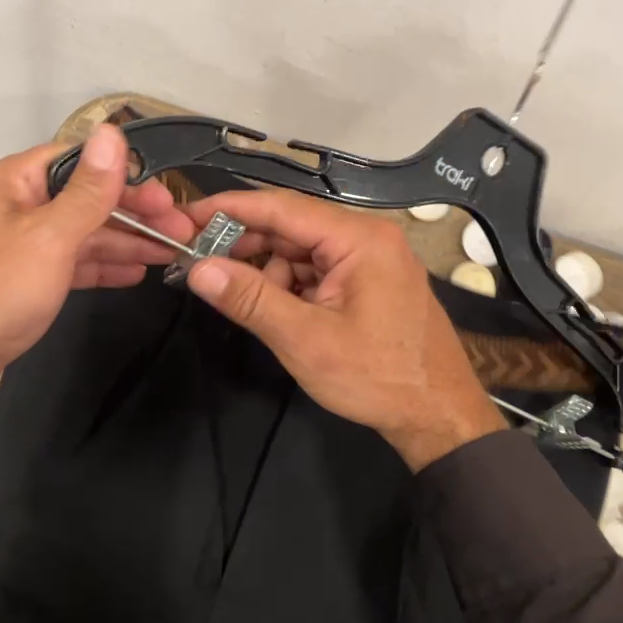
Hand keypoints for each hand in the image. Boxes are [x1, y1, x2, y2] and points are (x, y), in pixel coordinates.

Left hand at [0, 125, 194, 434]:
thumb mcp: (49, 238)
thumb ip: (87, 191)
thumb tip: (111, 133)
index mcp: (12, 182)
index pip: (79, 161)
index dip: (125, 175)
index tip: (164, 195)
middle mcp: (13, 207)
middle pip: (83, 199)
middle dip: (132, 214)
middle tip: (178, 230)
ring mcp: (17, 246)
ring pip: (79, 235)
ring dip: (123, 242)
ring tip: (169, 252)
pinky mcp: (21, 282)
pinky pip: (67, 264)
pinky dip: (99, 266)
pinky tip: (133, 272)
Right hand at [183, 189, 503, 470]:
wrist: (436, 415)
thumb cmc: (376, 377)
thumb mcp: (304, 339)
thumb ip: (250, 300)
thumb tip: (198, 270)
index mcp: (358, 238)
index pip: (280, 207)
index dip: (228, 210)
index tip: (185, 218)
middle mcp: (367, 238)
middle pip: (290, 227)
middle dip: (244, 246)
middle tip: (198, 266)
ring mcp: (370, 261)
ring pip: (300, 252)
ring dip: (267, 274)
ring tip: (246, 307)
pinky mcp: (368, 284)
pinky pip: (316, 272)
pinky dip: (289, 288)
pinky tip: (276, 313)